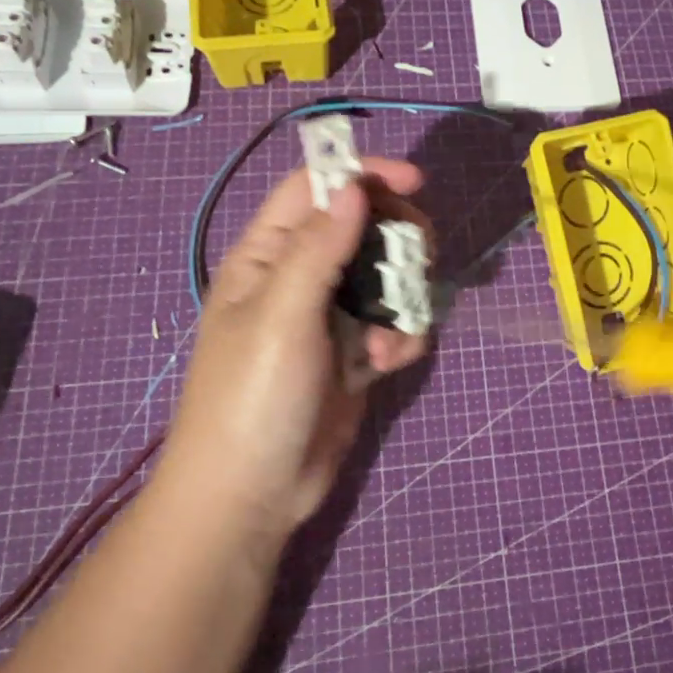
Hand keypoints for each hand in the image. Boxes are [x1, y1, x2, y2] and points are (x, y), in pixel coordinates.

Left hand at [166, 160, 431, 537]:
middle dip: (396, 241)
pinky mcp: (352, 356)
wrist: (252, 495)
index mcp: (268, 256)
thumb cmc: (253, 395)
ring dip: (401, 300)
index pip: (316, 190)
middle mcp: (299, 279)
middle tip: (420, 258)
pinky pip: (391, 325)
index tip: (415, 183)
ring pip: (384, 278)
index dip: (363, 177)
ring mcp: (328, 319)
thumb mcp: (282, 314)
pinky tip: (388, 363)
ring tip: (390, 337)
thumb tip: (352, 185)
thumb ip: (320, 247)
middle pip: (361, 229)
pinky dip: (400, 338)